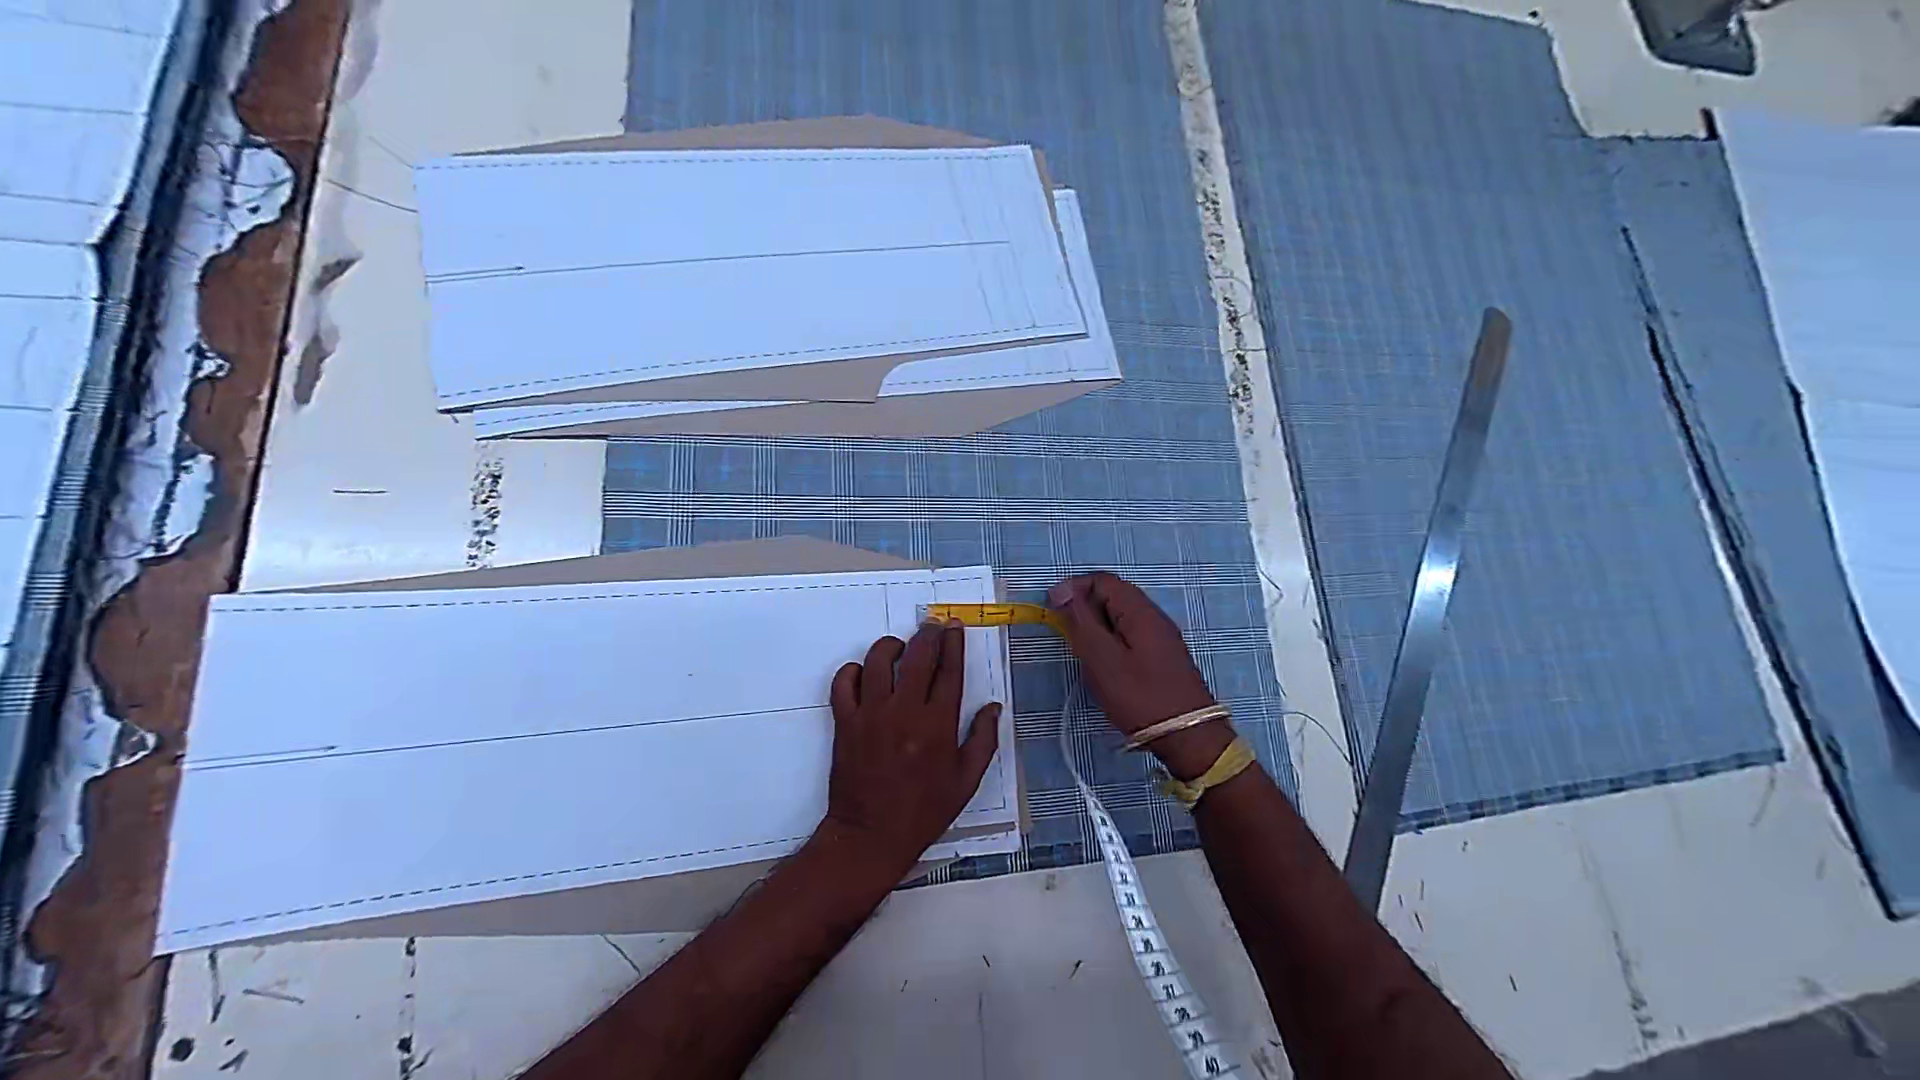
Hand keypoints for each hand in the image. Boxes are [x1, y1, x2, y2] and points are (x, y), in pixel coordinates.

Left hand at [820, 621, 1001, 875]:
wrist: (871, 836)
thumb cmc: (923, 811)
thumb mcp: (965, 781)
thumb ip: (983, 740)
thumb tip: (993, 707)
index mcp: (938, 725)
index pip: (949, 671)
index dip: (954, 643)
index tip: (955, 626)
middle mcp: (904, 712)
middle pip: (917, 656)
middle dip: (928, 633)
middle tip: (932, 625)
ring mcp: (871, 715)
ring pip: (877, 661)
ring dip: (890, 647)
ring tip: (899, 648)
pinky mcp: (845, 722)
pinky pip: (843, 683)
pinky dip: (851, 671)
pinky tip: (863, 674)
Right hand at [1049, 572, 1232, 780]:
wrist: (1188, 736)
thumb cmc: (1140, 696)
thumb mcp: (1101, 658)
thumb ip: (1081, 621)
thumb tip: (1064, 591)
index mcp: (1140, 611)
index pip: (1102, 580)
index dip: (1074, 587)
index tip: (1052, 608)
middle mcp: (1154, 616)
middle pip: (1113, 594)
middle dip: (1084, 605)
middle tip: (1065, 631)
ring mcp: (1161, 636)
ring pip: (1121, 615)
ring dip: (1096, 623)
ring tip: (1081, 648)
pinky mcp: (1163, 655)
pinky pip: (1130, 632)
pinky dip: (1110, 638)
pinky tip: (1103, 662)